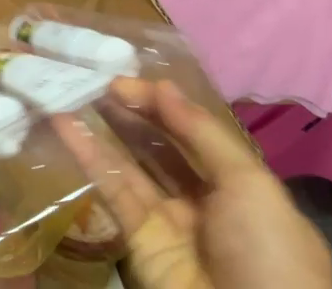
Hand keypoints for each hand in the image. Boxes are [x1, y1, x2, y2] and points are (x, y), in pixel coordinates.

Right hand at [59, 80, 331, 288]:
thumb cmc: (268, 252)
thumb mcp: (251, 187)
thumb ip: (202, 134)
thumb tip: (161, 85)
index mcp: (244, 189)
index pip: (197, 135)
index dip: (164, 105)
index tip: (129, 79)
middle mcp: (205, 201)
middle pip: (161, 146)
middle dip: (132, 112)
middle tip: (96, 80)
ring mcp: (169, 220)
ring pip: (130, 164)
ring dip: (103, 127)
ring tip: (72, 90)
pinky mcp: (136, 237)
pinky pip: (111, 189)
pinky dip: (86, 154)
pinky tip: (63, 123)